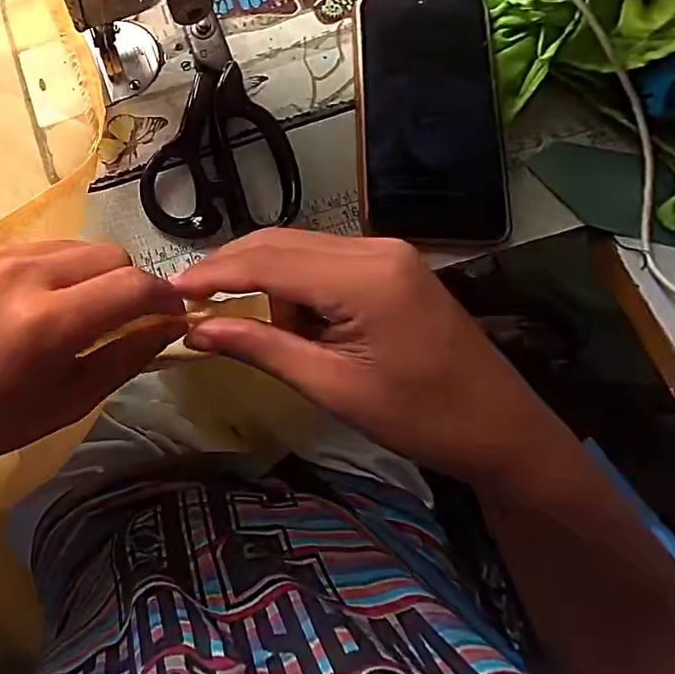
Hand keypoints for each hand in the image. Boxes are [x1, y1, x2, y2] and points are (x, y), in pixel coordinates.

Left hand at [0, 241, 185, 496]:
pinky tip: (39, 302)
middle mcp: (23, 275)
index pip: (132, 286)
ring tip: (80, 310)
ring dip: (94, 274)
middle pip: (110, 254)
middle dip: (130, 283)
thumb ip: (130, 353)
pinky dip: (57, 271)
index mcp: (47, 322)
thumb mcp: (74, 398)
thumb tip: (173, 323)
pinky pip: (42, 248)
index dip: (164, 297)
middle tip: (126, 316)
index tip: (173, 314)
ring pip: (78, 246)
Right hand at [169, 229, 575, 488]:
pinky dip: (291, 283)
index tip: (169, 290)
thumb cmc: (423, 420)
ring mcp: (384, 251)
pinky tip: (285, 316)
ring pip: (297, 248)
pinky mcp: (389, 263)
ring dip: (261, 277)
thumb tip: (197, 331)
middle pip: (279, 243)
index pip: (268, 262)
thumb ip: (261, 348)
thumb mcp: (334, 387)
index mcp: (364, 277)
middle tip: (190, 300)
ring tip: (236, 317)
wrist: (505, 430)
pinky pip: (322, 260)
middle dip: (231, 269)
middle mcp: (373, 247)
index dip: (213, 275)